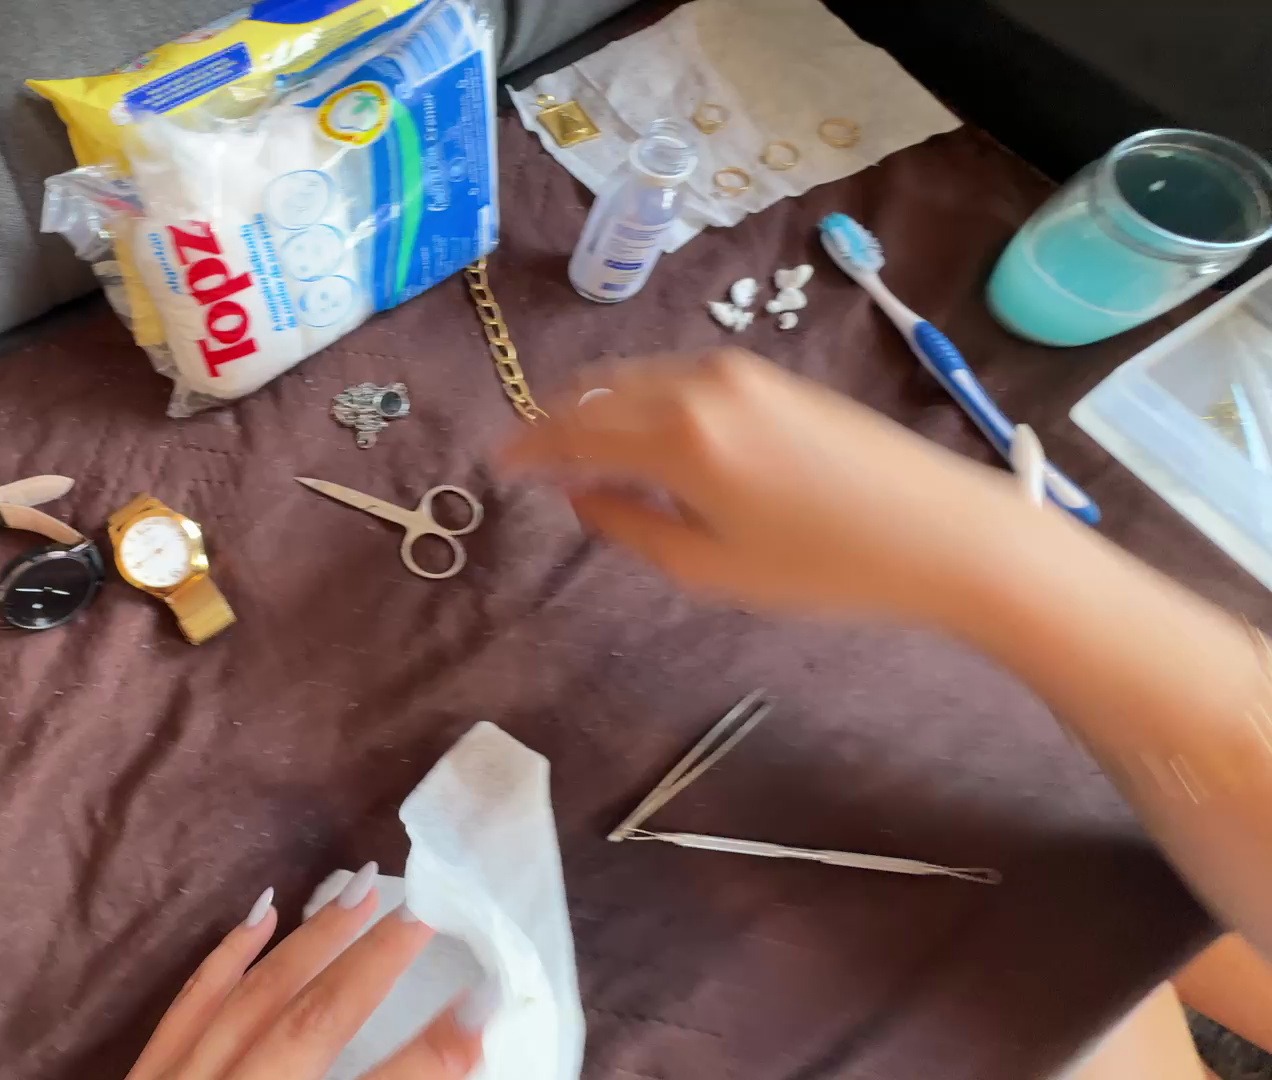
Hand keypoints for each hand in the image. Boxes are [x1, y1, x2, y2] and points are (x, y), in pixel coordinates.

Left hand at [127, 865, 488, 1079]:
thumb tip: (413, 1076)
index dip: (434, 1059)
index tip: (484, 1006)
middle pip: (311, 1028)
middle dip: (371, 965)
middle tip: (420, 909)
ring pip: (254, 997)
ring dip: (312, 940)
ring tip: (360, 889)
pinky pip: (190, 1005)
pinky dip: (228, 955)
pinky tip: (261, 911)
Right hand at [500, 348, 1049, 623]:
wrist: (948, 533)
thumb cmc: (820, 567)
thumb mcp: (704, 565)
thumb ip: (624, 522)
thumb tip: (576, 492)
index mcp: (677, 438)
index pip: (572, 433)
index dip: (526, 447)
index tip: (495, 462)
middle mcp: (697, 387)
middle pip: (594, 392)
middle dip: (550, 420)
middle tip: (525, 453)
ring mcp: (735, 372)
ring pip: (631, 377)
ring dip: (590, 405)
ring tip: (570, 441)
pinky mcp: (764, 373)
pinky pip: (670, 375)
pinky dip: (633, 397)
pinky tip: (634, 428)